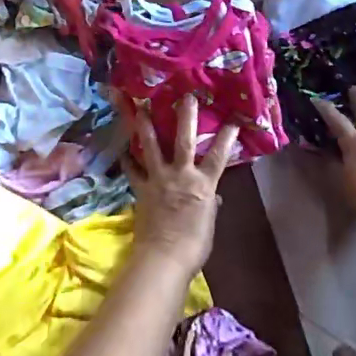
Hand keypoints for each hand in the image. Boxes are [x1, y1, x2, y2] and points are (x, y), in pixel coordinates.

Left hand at [126, 94, 235, 274]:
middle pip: (184, 140)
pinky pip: (132, 170)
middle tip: (185, 95)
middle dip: (186, 116)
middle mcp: (181, 175)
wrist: (163, 259)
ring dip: (145, 126)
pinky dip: (127, 159)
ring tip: (140, 107)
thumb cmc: (194, 245)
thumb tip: (214, 196)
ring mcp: (158, 180)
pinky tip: (122, 149)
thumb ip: (210, 205)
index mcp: (203, 185)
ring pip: (152, 147)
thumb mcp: (209, 223)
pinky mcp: (141, 189)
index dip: (227, 136)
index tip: (233, 118)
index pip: (219, 155)